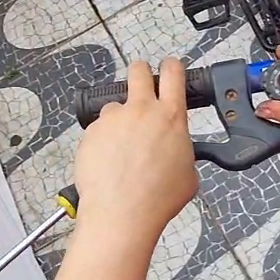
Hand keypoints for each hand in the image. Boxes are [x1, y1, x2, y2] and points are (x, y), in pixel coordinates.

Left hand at [73, 59, 199, 236]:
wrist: (122, 212)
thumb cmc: (157, 198)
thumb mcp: (188, 172)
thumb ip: (181, 149)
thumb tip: (175, 149)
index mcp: (171, 117)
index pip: (173, 72)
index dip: (172, 66)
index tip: (170, 67)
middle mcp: (141, 110)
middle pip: (138, 70)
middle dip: (140, 73)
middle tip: (142, 87)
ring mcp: (113, 119)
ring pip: (116, 105)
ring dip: (119, 118)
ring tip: (122, 148)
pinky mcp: (91, 132)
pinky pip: (98, 128)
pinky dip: (103, 140)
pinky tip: (108, 162)